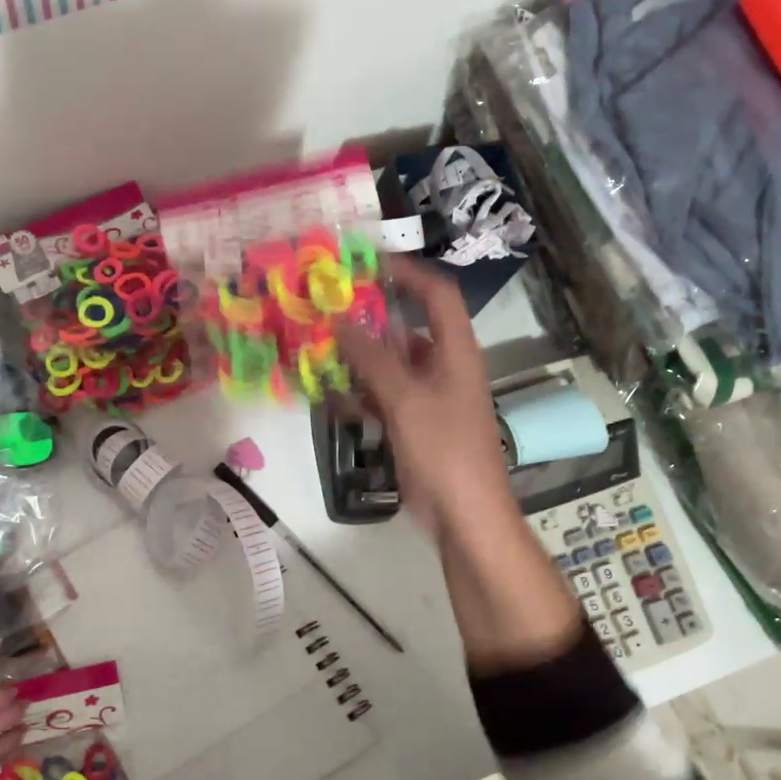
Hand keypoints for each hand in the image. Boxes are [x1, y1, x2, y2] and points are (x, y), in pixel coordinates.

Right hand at [335, 256, 511, 538]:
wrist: (464, 515)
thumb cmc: (444, 451)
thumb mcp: (406, 400)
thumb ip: (372, 359)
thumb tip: (339, 319)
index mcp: (455, 352)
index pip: (437, 294)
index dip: (407, 272)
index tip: (364, 264)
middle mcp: (443, 367)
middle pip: (406, 327)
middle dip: (367, 317)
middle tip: (325, 308)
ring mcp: (427, 397)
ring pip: (389, 364)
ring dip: (357, 356)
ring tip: (316, 346)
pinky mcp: (412, 424)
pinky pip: (382, 397)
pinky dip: (358, 391)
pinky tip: (328, 392)